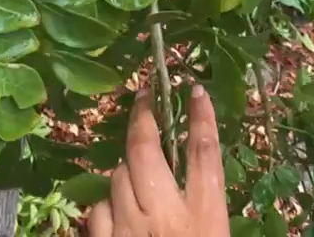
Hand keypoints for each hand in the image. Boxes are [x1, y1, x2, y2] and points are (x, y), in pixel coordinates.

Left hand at [86, 88, 227, 236]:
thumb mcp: (213, 234)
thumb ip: (204, 207)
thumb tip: (193, 174)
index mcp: (203, 218)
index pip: (203, 153)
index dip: (201, 118)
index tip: (197, 91)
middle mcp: (163, 216)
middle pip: (146, 149)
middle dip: (142, 117)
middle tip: (144, 96)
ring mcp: (129, 229)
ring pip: (119, 176)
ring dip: (126, 169)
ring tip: (134, 169)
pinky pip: (99, 209)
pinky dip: (108, 204)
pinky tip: (116, 209)